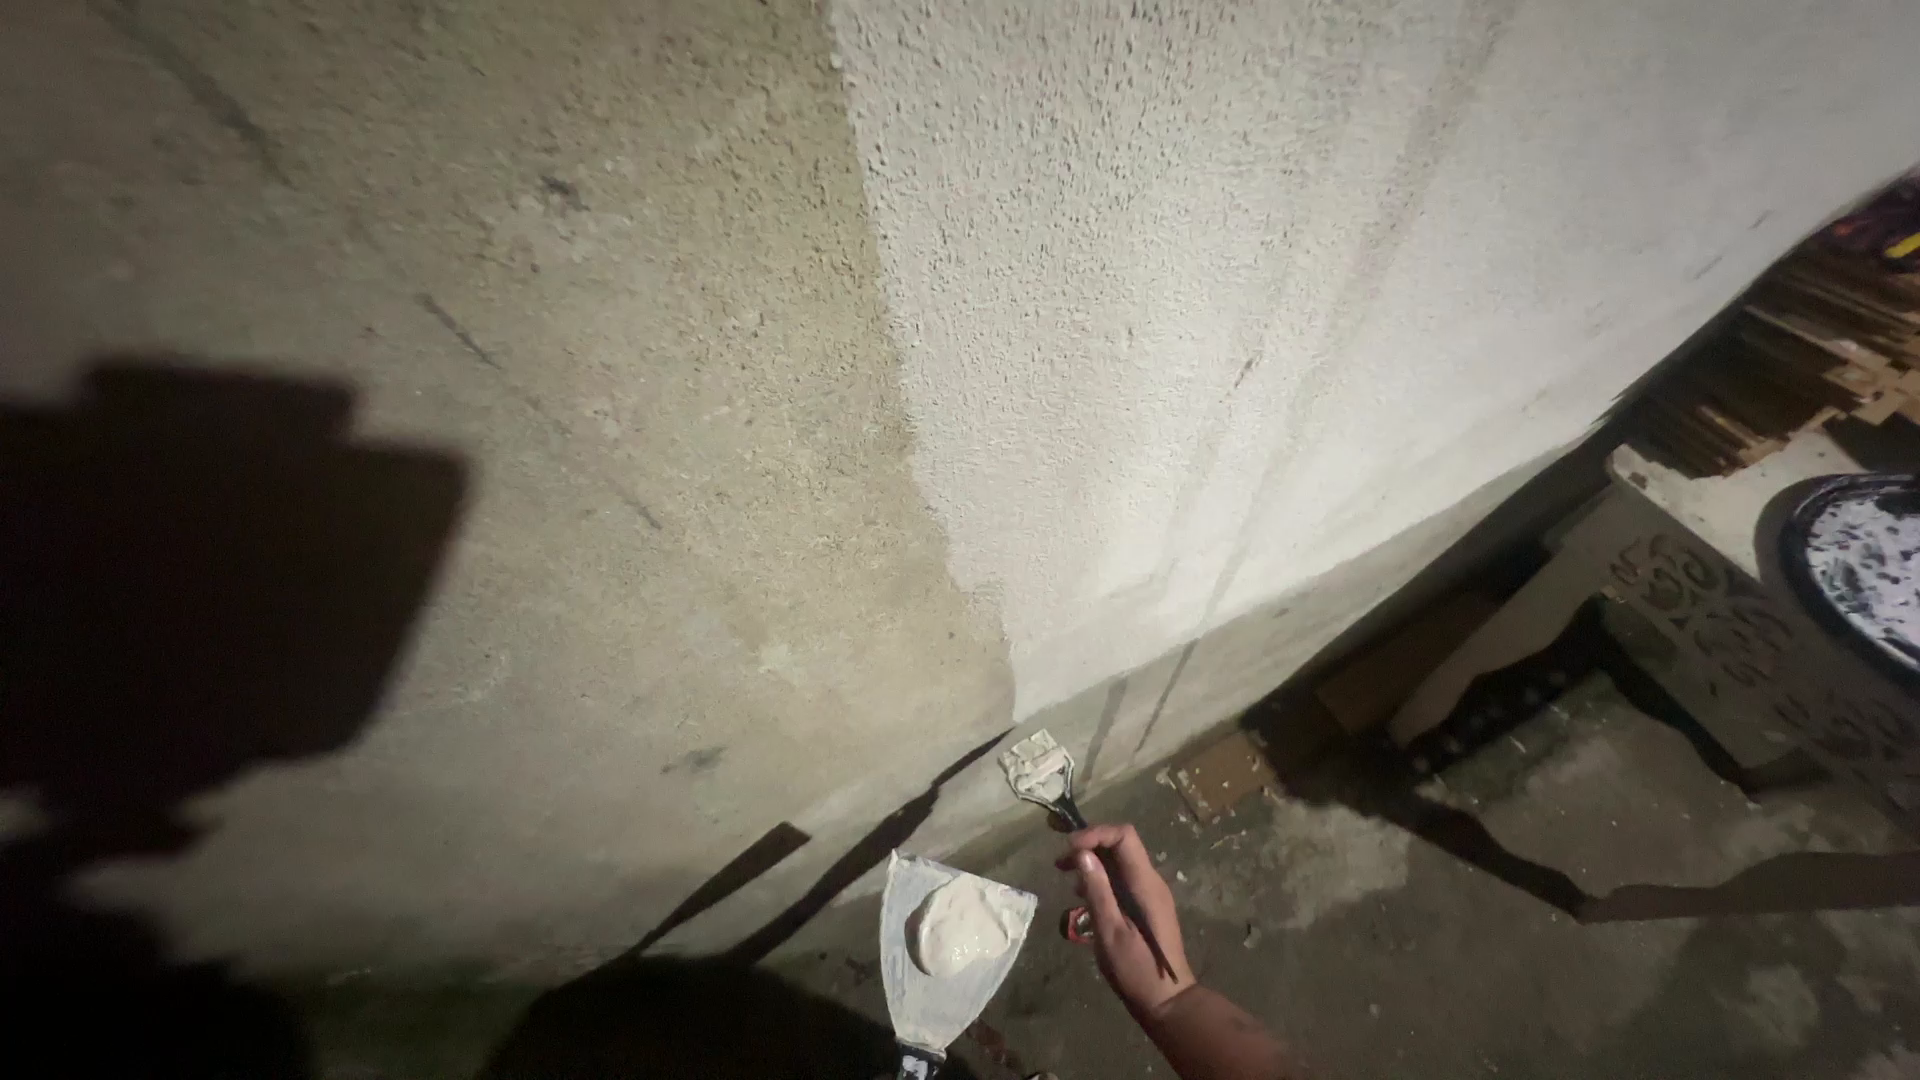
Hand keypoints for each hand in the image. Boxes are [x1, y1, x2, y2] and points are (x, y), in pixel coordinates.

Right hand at [1057, 823, 1194, 1019]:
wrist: (1168, 1002)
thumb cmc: (1137, 969)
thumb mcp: (1110, 931)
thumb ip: (1097, 890)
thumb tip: (1082, 854)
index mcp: (1145, 883)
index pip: (1124, 836)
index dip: (1095, 834)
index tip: (1070, 848)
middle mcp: (1151, 880)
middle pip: (1121, 844)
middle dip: (1089, 846)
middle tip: (1061, 863)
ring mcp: (1151, 892)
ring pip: (1120, 861)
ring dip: (1093, 862)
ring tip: (1067, 877)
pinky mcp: (1146, 903)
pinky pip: (1123, 878)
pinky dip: (1102, 877)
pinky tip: (1084, 894)